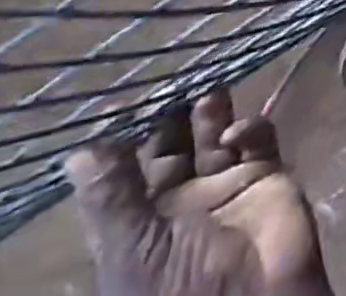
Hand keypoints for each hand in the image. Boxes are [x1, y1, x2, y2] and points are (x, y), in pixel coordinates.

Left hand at [64, 91, 328, 295]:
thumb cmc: (178, 291)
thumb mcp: (130, 249)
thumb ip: (110, 195)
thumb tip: (78, 147)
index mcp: (146, 217)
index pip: (133, 159)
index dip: (132, 127)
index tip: (129, 91)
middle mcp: (185, 197)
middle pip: (176, 138)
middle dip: (173, 107)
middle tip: (172, 73)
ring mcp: (228, 185)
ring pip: (215, 130)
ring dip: (209, 106)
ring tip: (203, 86)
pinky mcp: (267, 177)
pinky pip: (257, 140)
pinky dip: (247, 128)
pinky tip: (233, 137)